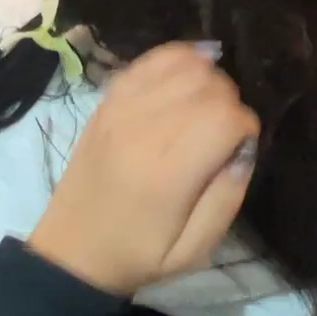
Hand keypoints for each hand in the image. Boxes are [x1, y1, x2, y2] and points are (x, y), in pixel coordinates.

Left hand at [28, 43, 259, 294]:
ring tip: (206, 109)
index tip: (239, 150)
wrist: (71, 252)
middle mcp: (142, 131)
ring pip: (183, 64)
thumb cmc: (137, 255)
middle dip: (229, 103)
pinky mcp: (107, 102)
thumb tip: (244, 149)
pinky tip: (189, 78)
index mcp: (166, 175)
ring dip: (207, 80)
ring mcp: (120, 110)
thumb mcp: (193, 251)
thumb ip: (226, 200)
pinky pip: (150, 60)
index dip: (245, 129)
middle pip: (208, 85)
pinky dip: (178, 60)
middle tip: (222, 133)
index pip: (225, 117)